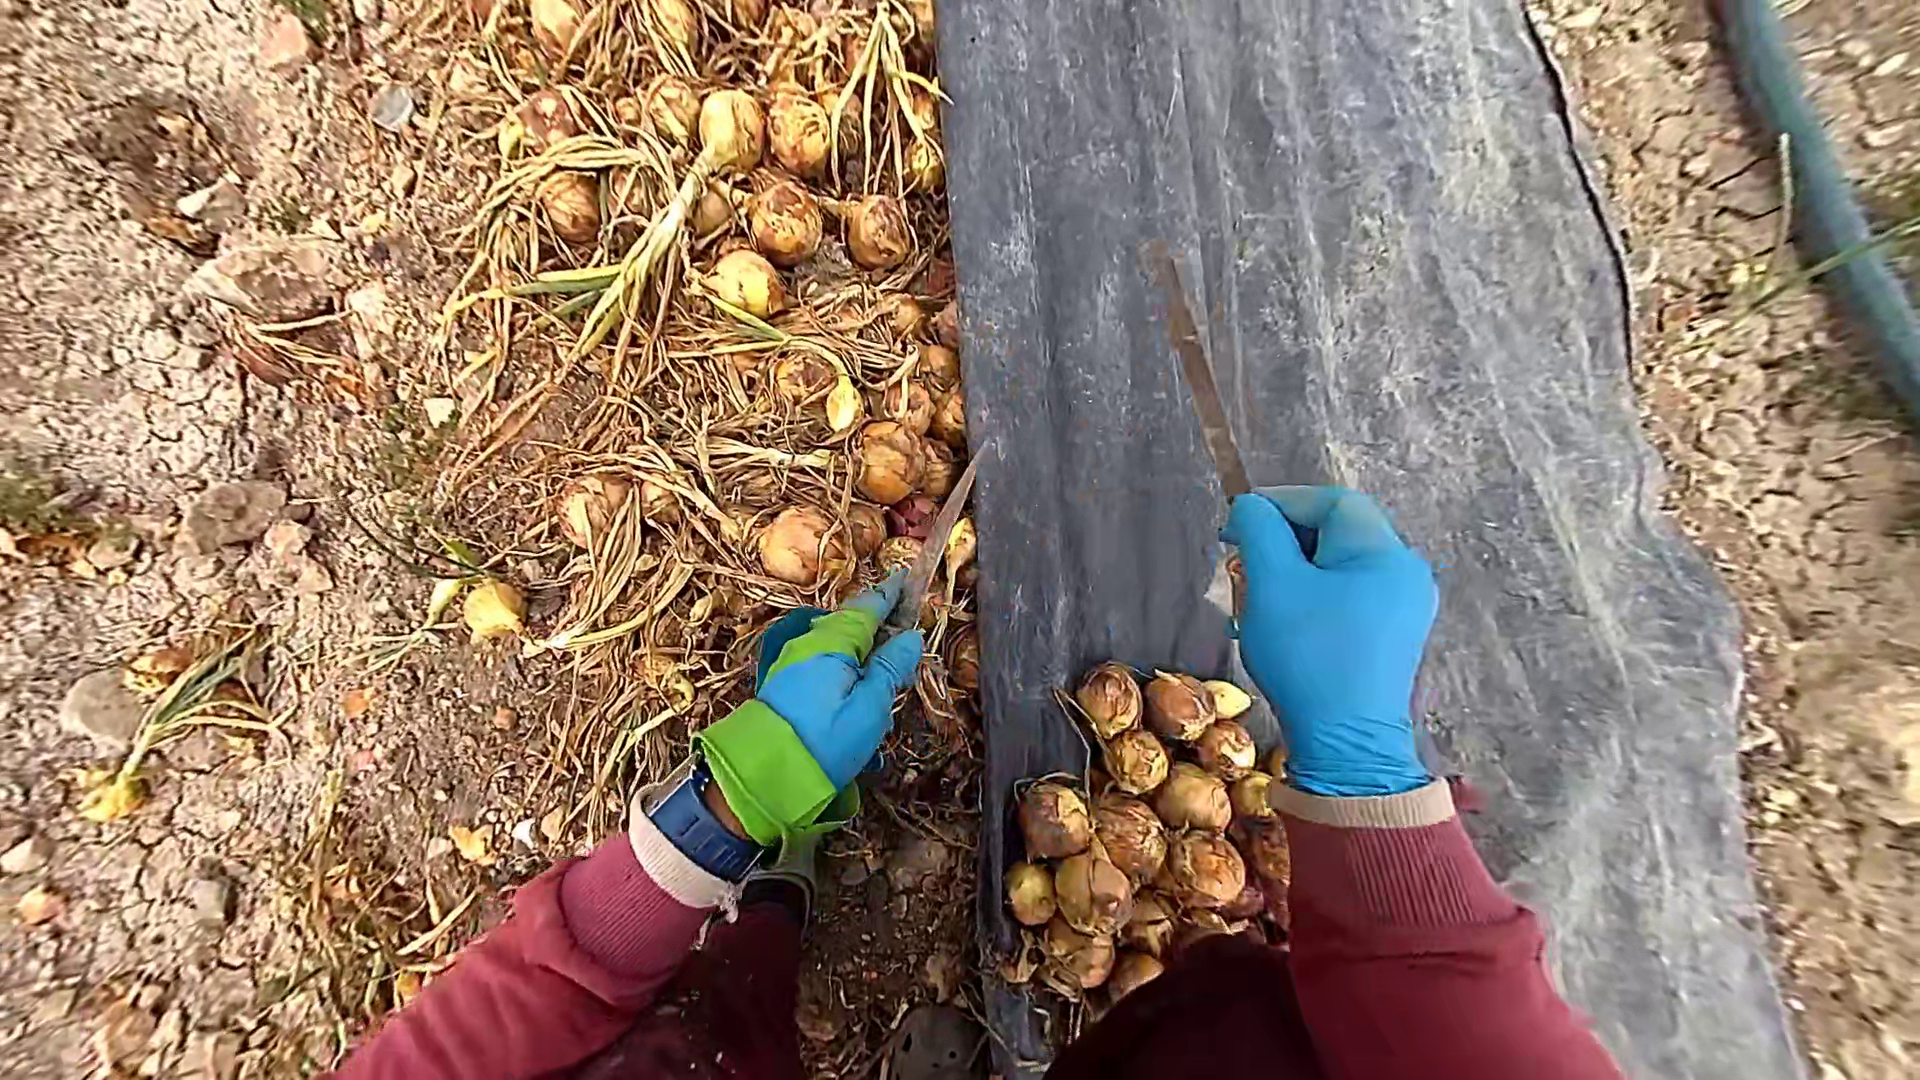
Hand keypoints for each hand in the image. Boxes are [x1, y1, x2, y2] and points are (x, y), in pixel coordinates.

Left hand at [756, 573, 925, 788]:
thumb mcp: (869, 707)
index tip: (907, 578)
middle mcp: (810, 642)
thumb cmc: (825, 740)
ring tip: (886, 653)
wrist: (762, 776)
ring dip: (863, 639)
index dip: (890, 593)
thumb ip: (890, 667)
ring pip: (838, 638)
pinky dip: (847, 656)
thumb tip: (910, 635)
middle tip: (905, 622)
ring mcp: (794, 660)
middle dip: (879, 617)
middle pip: (852, 619)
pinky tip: (857, 674)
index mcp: (833, 641)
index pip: (869, 607)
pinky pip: (825, 655)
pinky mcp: (787, 680)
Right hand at [1219, 487, 1435, 796]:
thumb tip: (1250, 505)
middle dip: (1282, 536)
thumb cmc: (1306, 655)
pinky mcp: (1389, 632)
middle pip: (1336, 530)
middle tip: (1242, 557)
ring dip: (1291, 565)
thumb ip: (1259, 531)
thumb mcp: (1272, 585)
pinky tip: (1281, 613)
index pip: (1332, 502)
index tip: (1237, 522)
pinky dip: (1308, 590)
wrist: (1345, 742)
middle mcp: (1402, 572)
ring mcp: (1401, 605)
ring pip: (1336, 562)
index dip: (1281, 502)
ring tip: (1255, 589)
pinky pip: (1344, 591)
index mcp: (1382, 554)